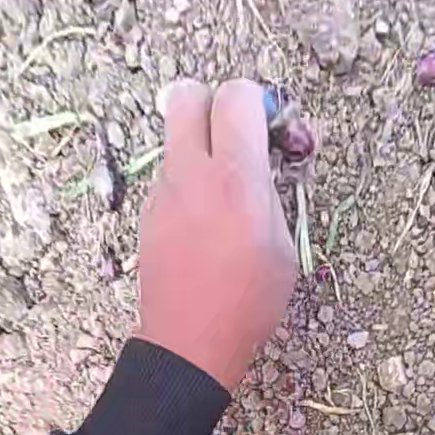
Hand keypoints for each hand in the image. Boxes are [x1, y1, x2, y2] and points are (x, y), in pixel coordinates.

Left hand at [137, 78, 296, 390]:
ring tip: (225, 198)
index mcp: (237, 180)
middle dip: (215, 106)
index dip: (258, 104)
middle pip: (188, 93)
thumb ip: (275, 197)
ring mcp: (164, 192)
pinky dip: (189, 185)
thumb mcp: (285, 252)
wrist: (192, 341)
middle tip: (237, 142)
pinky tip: (206, 227)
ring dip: (202, 150)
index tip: (269, 132)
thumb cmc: (248, 304)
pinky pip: (170, 178)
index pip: (237, 96)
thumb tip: (269, 165)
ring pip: (176, 138)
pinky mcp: (149, 213)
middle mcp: (193, 174)